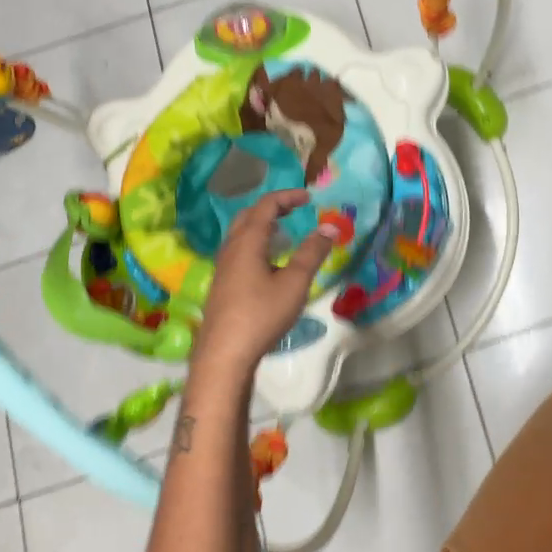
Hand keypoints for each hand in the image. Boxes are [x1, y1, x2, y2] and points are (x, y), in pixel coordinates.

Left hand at [194, 190, 337, 378]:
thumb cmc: (261, 314)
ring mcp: (223, 268)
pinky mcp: (221, 285)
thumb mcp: (294, 283)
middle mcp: (231, 249)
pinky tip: (269, 264)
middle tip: (295, 210)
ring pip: (240, 235)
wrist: (224, 354)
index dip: (287, 197)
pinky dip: (256, 244)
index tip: (309, 197)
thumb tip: (330, 227)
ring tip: (284, 234)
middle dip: (272, 207)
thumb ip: (312, 253)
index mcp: (247, 242)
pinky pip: (238, 251)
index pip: (266, 205)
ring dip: (262, 226)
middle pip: (248, 216)